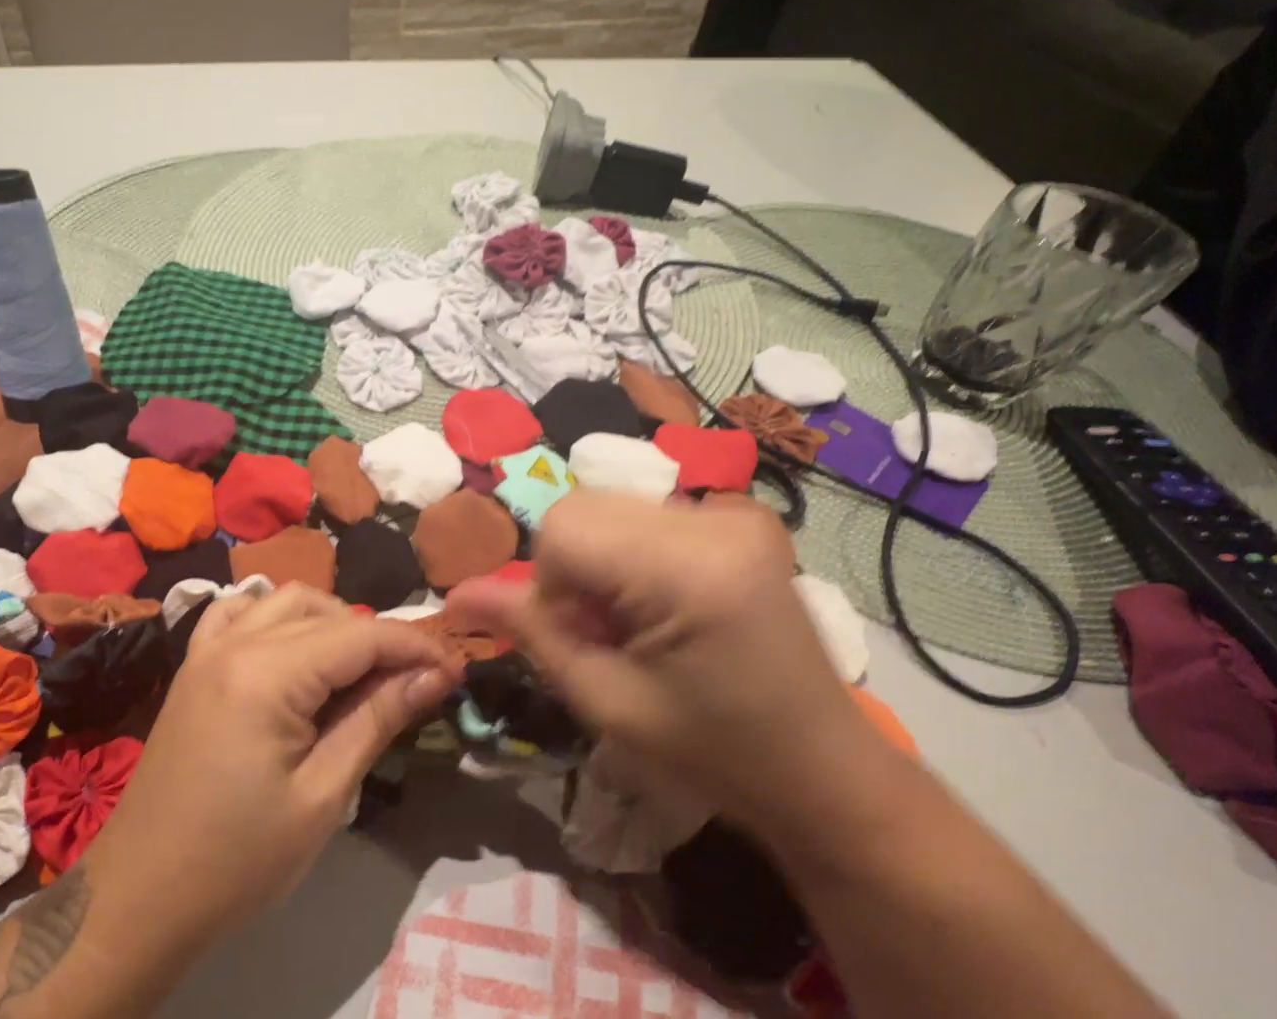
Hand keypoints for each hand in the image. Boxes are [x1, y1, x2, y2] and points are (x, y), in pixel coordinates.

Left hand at [78, 585, 457, 964]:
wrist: (143, 895)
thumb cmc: (239, 859)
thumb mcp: (323, 794)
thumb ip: (377, 720)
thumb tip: (435, 676)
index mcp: (266, 674)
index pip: (361, 636)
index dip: (415, 648)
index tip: (456, 670)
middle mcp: (234, 644)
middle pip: (327, 614)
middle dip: (380, 638)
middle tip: (416, 683)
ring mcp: (205, 652)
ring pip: (284, 602)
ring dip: (332, 623)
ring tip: (362, 673)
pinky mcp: (192, 670)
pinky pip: (238, 615)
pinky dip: (277, 620)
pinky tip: (296, 655)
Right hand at [447, 491, 870, 823]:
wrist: (819, 769)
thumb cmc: (713, 752)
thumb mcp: (607, 702)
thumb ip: (533, 633)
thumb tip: (457, 593)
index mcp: (686, 568)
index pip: (562, 527)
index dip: (547, 585)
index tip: (575, 638)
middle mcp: (713, 520)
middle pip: (583, 508)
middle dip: (569, 569)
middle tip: (601, 634)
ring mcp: (734, 516)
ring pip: (609, 509)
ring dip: (597, 561)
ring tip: (633, 625)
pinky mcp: (742, 523)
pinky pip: (646, 518)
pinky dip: (629, 556)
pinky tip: (660, 610)